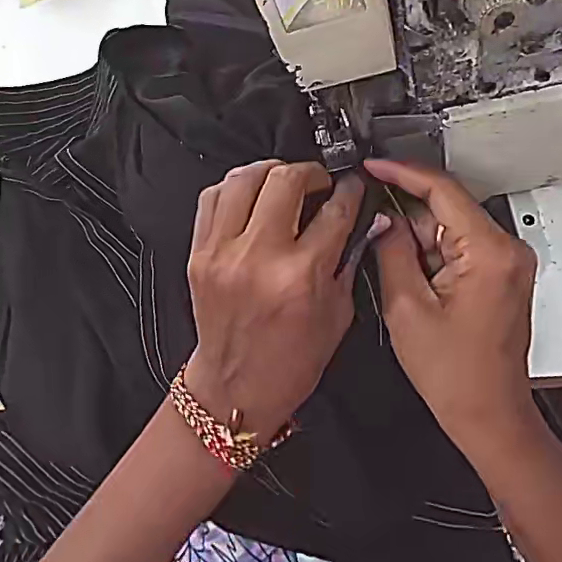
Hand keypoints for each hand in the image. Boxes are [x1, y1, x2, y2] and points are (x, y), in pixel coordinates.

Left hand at [185, 160, 373, 440]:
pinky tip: (250, 195)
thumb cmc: (289, 362)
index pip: (334, 210)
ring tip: (284, 180)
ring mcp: (223, 253)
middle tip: (320, 182)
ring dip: (270, 171)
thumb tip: (361, 220)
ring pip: (243, 179)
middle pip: (286, 180)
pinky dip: (234, 188)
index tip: (353, 185)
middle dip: (311, 173)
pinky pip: (211, 199)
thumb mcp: (338, 314)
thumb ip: (349, 260)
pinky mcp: (199, 255)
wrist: (235, 389)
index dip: (350, 190)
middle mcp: (260, 258)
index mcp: (301, 277)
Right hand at [367, 158, 538, 457]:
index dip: (401, 173)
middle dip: (406, 219)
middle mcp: (508, 251)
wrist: (488, 412)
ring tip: (402, 283)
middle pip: (447, 209)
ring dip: (419, 242)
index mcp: (489, 253)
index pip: (442, 189)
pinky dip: (433, 256)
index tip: (375, 166)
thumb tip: (383, 218)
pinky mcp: (503, 274)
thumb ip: (391, 250)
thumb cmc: (457, 376)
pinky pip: (462, 247)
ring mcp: (509, 263)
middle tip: (373, 234)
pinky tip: (416, 284)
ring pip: (451, 228)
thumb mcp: (407, 307)